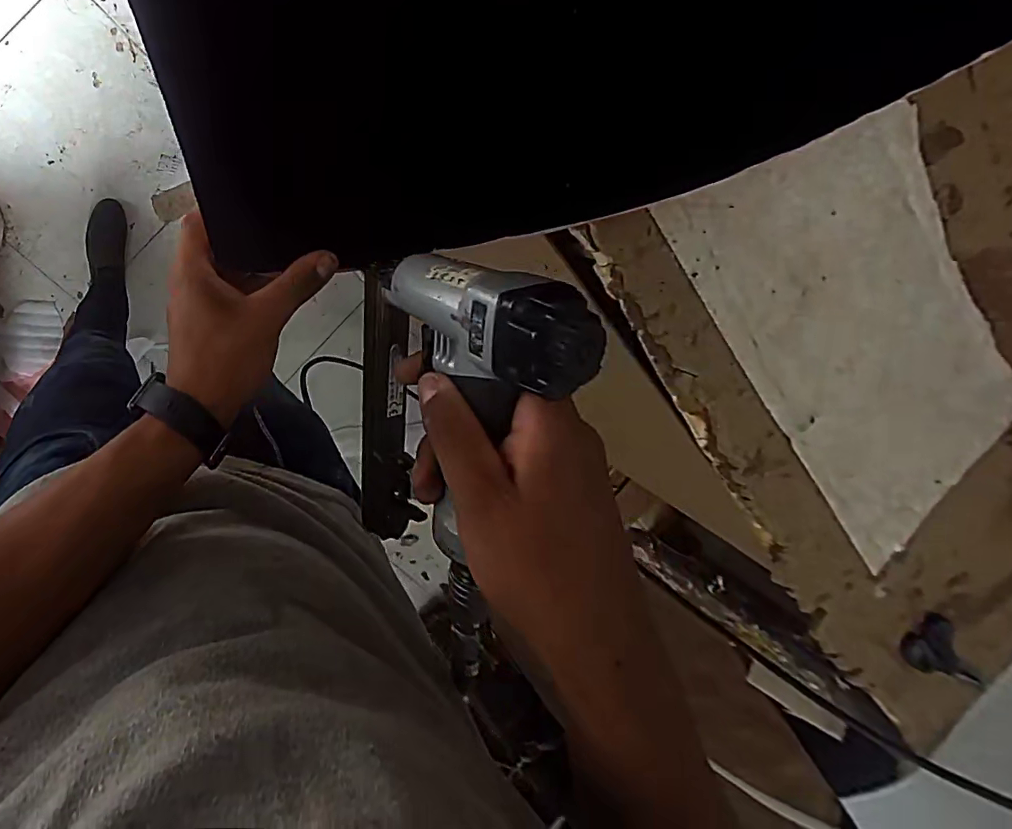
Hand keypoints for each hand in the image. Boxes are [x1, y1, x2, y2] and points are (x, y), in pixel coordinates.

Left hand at [163, 213, 336, 426]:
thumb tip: (323, 260)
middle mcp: (187, 283)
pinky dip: (247, 288)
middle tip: (273, 232)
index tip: (247, 202)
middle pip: (213, 243)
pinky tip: (273, 293)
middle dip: (245, 239)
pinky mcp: (205, 320)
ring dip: (248, 266)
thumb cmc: (220, 364)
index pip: (195, 221)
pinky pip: (226, 292)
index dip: (219, 206)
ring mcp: (195, 302)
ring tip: (279, 261)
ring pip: (222, 270)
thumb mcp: (266, 316)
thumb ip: (297, 283)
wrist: (202, 409)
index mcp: (192, 272)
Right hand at [402, 358, 722, 825]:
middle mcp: (566, 433)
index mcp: (551, 420)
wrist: (597, 652)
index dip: (456, 359)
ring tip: (431, 498)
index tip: (414, 374)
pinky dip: (484, 479)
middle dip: (450, 426)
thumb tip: (432, 379)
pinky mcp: (566, 495)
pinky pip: (517, 466)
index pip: (504, 360)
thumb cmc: (535, 570)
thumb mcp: (479, 496)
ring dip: (462, 457)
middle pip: (497, 402)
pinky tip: (461, 510)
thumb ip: (454, 432)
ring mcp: (569, 466)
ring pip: (502, 437)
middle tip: (421, 470)